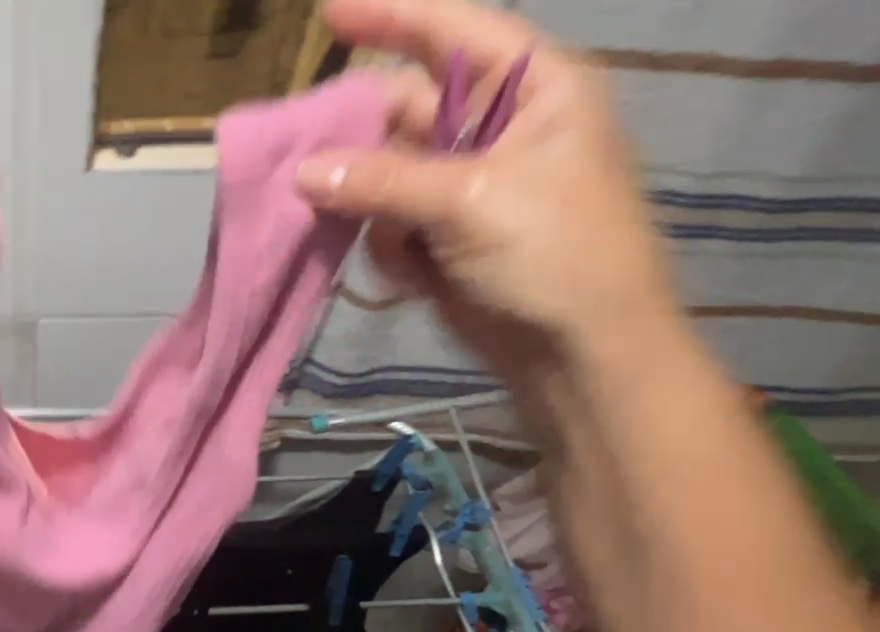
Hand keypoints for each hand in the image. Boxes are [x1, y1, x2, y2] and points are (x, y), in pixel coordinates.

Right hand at [295, 0, 682, 375]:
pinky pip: (384, 224)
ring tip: (392, 241)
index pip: (454, 32)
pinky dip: (385, 246)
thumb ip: (383, 181)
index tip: (327, 13)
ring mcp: (463, 187)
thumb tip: (304, 171)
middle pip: (402, 111)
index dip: (392, 17)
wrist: (576, 350)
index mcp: (532, 90)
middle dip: (358, 140)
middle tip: (303, 163)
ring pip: (381, 175)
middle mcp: (494, 129)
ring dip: (368, 206)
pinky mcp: (440, 236)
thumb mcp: (472, 203)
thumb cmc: (554, 254)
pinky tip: (414, 272)